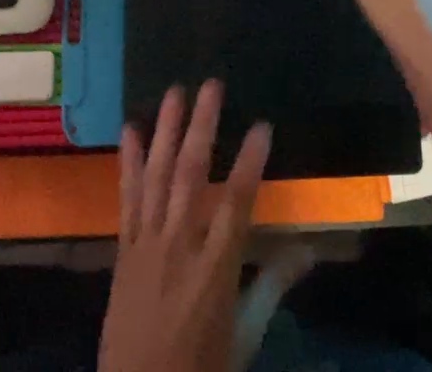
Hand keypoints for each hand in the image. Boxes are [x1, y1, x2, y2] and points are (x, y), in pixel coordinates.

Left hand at [100, 81, 271, 371]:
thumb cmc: (200, 367)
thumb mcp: (244, 333)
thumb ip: (271, 286)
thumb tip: (308, 250)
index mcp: (215, 271)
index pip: (237, 205)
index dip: (251, 163)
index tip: (263, 126)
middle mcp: (178, 247)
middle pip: (192, 176)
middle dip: (203, 127)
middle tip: (212, 86)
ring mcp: (146, 246)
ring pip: (157, 177)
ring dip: (166, 132)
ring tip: (175, 92)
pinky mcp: (123, 250)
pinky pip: (126, 198)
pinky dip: (129, 163)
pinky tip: (131, 131)